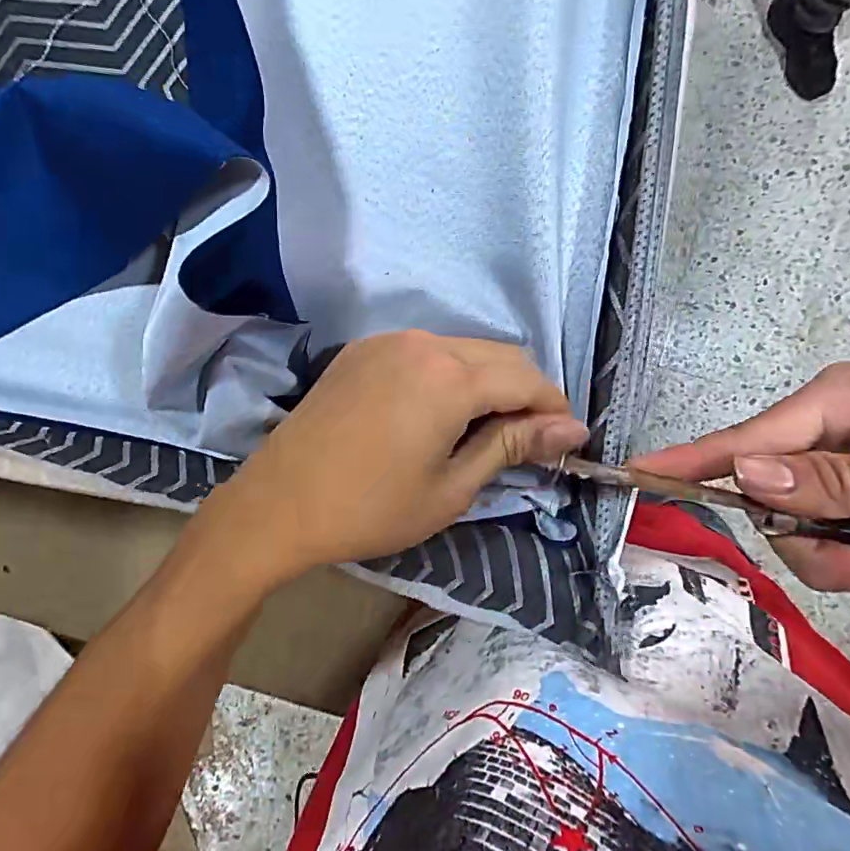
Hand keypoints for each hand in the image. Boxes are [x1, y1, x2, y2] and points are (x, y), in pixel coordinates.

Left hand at [185, 331, 587, 588]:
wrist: (279, 503)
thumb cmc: (371, 509)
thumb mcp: (452, 488)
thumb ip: (512, 446)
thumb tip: (570, 429)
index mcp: (449, 377)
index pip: (528, 378)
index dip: (554, 409)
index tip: (564, 443)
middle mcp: (422, 342)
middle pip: (500, 355)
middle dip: (525, 393)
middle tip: (526, 442)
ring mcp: (387, 341)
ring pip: (462, 348)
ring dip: (486, 381)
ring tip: (482, 430)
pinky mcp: (361, 350)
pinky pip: (424, 351)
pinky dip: (447, 374)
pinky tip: (436, 412)